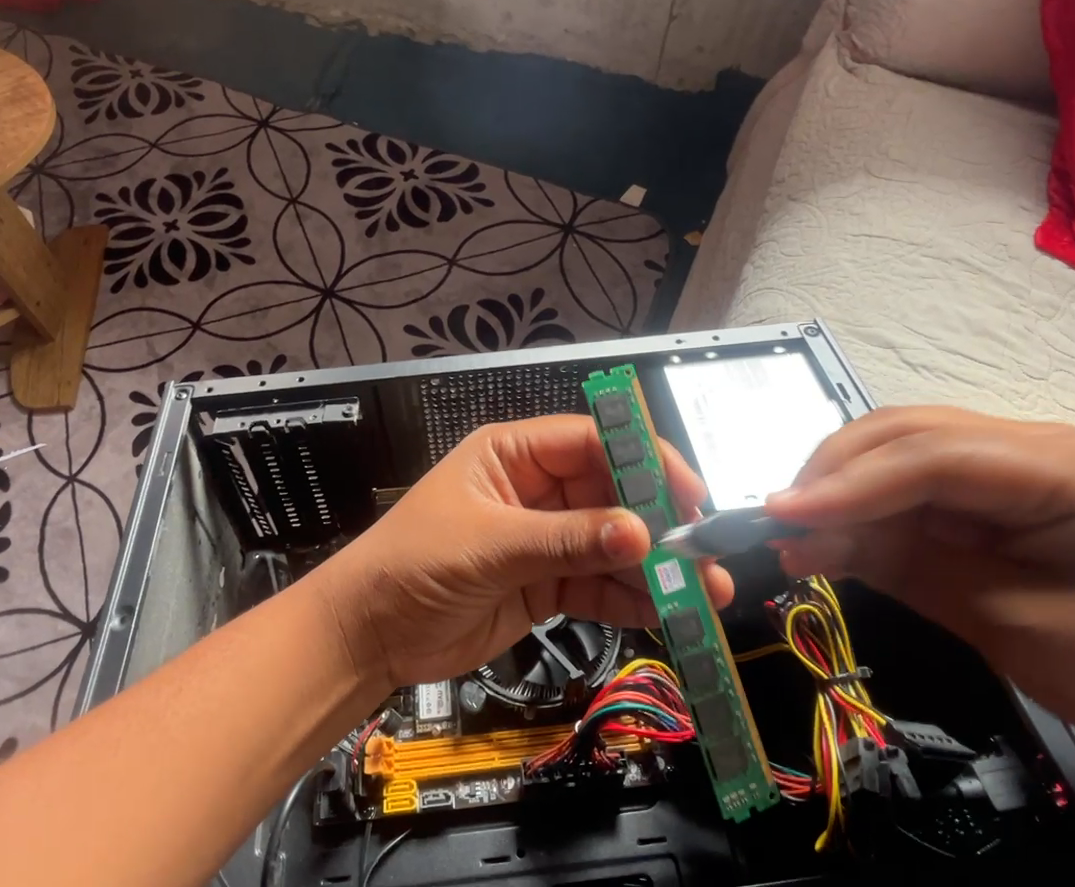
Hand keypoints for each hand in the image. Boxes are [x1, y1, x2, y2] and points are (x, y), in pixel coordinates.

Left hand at [303, 415, 732, 691]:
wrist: (370, 634)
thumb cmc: (415, 565)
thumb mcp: (491, 545)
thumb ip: (566, 540)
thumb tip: (642, 533)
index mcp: (513, 454)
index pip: (590, 441)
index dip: (642, 459)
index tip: (687, 492)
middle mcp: (535, 490)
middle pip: (610, 494)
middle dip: (657, 521)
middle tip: (704, 551)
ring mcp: (543, 539)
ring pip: (610, 544)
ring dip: (654, 567)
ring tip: (704, 590)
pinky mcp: (544, 584)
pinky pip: (596, 584)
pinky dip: (628, 598)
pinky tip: (664, 611)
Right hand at [765, 407, 1074, 745]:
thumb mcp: (998, 620)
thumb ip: (896, 566)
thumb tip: (793, 540)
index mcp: (1067, 469)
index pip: (933, 457)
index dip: (849, 483)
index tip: (779, 513)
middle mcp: (1039, 442)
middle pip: (909, 434)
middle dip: (837, 473)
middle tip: (778, 518)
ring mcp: (1016, 457)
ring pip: (901, 446)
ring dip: (844, 482)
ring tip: (796, 526)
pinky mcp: (993, 484)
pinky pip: (913, 477)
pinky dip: (868, 501)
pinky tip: (835, 527)